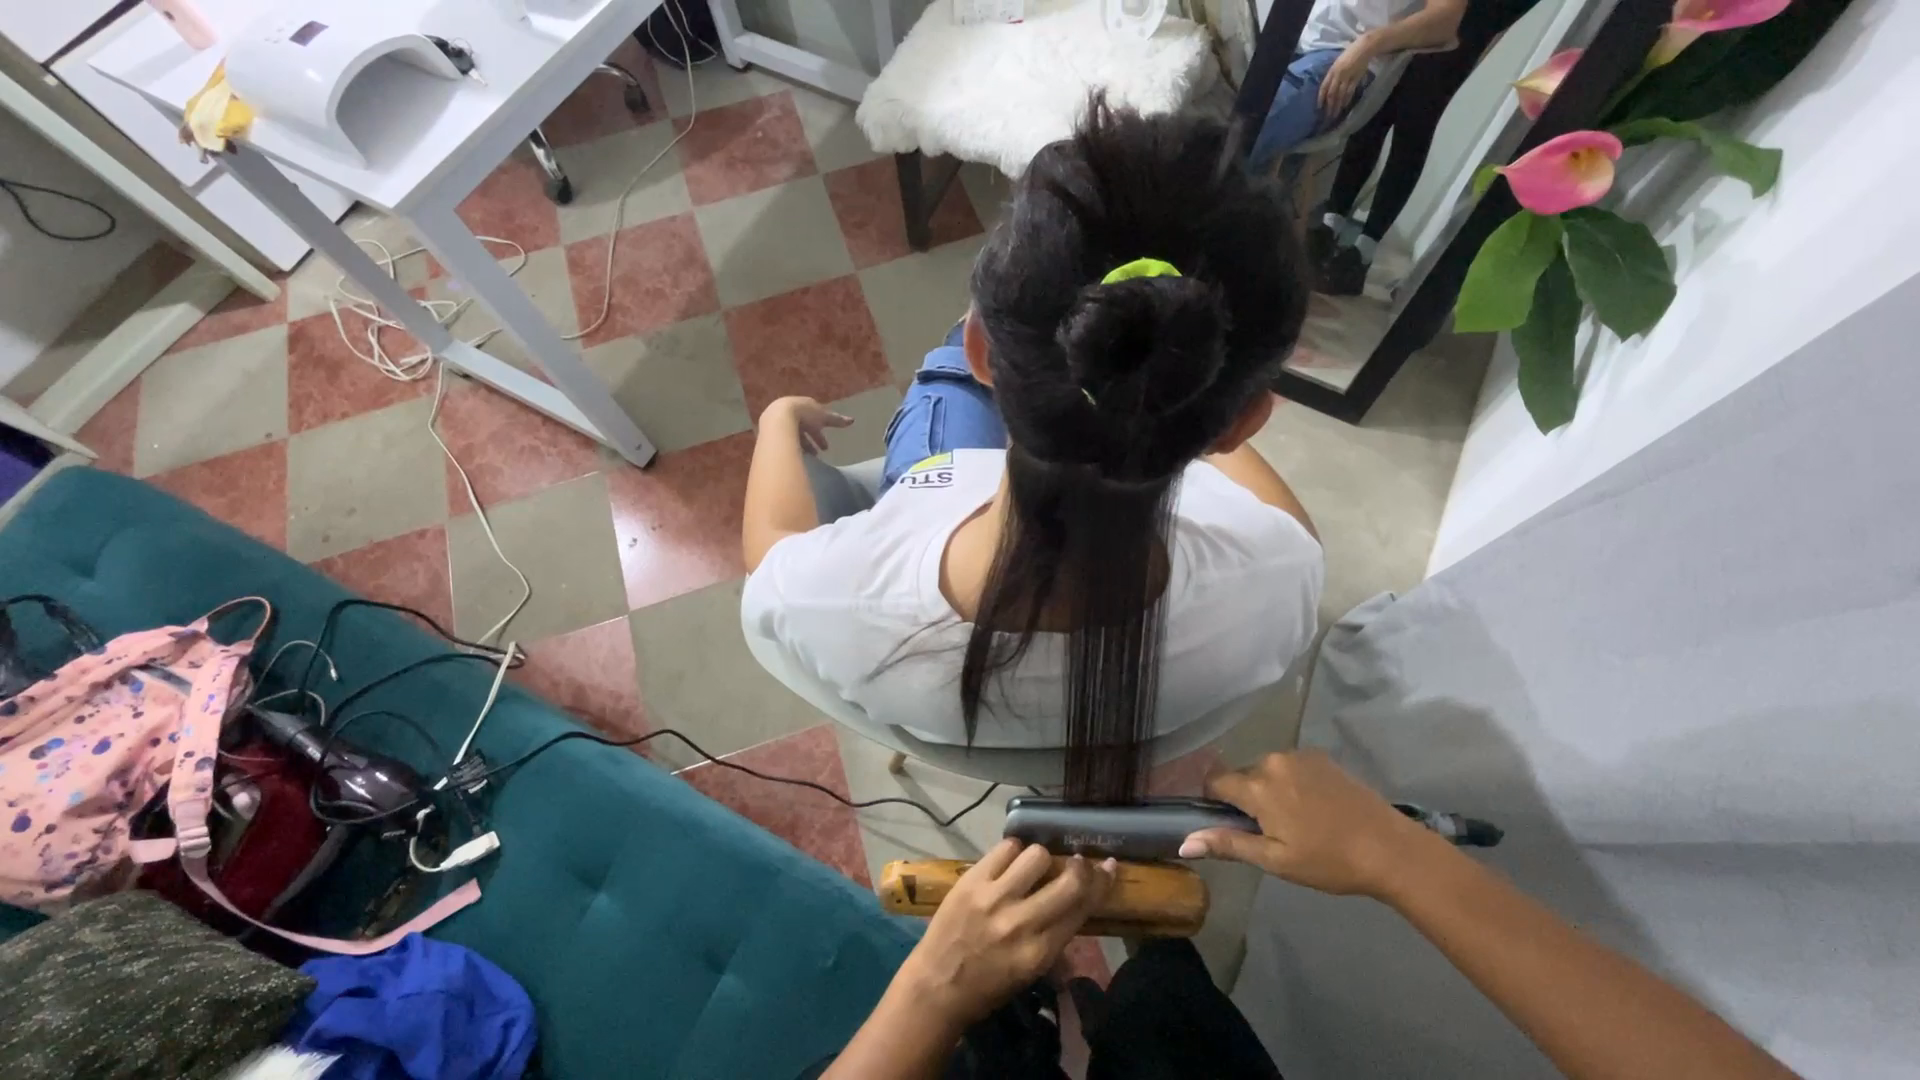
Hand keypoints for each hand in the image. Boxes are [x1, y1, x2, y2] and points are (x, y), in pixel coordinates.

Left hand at [765, 396, 852, 453]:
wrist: (779, 419)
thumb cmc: (803, 415)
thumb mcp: (823, 418)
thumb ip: (837, 420)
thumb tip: (852, 420)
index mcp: (804, 405)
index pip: (815, 417)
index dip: (822, 431)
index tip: (826, 446)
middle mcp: (791, 410)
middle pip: (804, 427)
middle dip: (812, 440)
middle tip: (819, 453)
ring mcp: (778, 420)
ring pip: (793, 434)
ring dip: (803, 446)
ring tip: (809, 458)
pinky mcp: (770, 430)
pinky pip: (784, 440)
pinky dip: (791, 447)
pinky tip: (795, 456)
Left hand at [894, 840, 1115, 1027]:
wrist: (936, 986)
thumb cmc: (988, 986)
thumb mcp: (1032, 971)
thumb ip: (1056, 938)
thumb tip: (1080, 902)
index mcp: (1040, 952)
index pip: (1082, 908)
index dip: (1101, 883)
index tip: (1108, 868)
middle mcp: (1021, 922)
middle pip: (1068, 880)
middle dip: (1080, 867)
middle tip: (1079, 862)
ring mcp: (994, 898)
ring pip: (1036, 854)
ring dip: (1041, 858)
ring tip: (1034, 867)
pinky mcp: (971, 881)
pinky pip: (1004, 848)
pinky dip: (1012, 851)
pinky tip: (1010, 861)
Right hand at [1179, 750, 1435, 898]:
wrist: (1391, 849)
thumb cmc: (1328, 861)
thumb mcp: (1275, 860)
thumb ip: (1228, 844)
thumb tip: (1184, 842)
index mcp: (1258, 787)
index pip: (1215, 781)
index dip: (1215, 802)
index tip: (1230, 824)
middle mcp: (1273, 761)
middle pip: (1242, 776)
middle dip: (1247, 799)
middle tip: (1271, 832)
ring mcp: (1300, 756)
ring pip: (1267, 771)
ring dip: (1270, 790)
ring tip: (1297, 822)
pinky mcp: (1322, 758)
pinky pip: (1291, 767)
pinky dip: (1293, 784)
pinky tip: (1316, 809)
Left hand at [1317, 39, 1374, 117]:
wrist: (1364, 47)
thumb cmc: (1350, 54)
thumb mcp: (1337, 63)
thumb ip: (1333, 75)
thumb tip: (1327, 88)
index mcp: (1332, 70)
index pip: (1323, 87)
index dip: (1320, 98)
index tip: (1319, 108)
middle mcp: (1338, 74)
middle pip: (1331, 93)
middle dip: (1329, 106)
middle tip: (1327, 116)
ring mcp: (1347, 76)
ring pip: (1340, 94)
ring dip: (1337, 105)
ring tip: (1335, 114)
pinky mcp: (1356, 77)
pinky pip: (1350, 91)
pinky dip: (1347, 99)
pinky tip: (1345, 105)